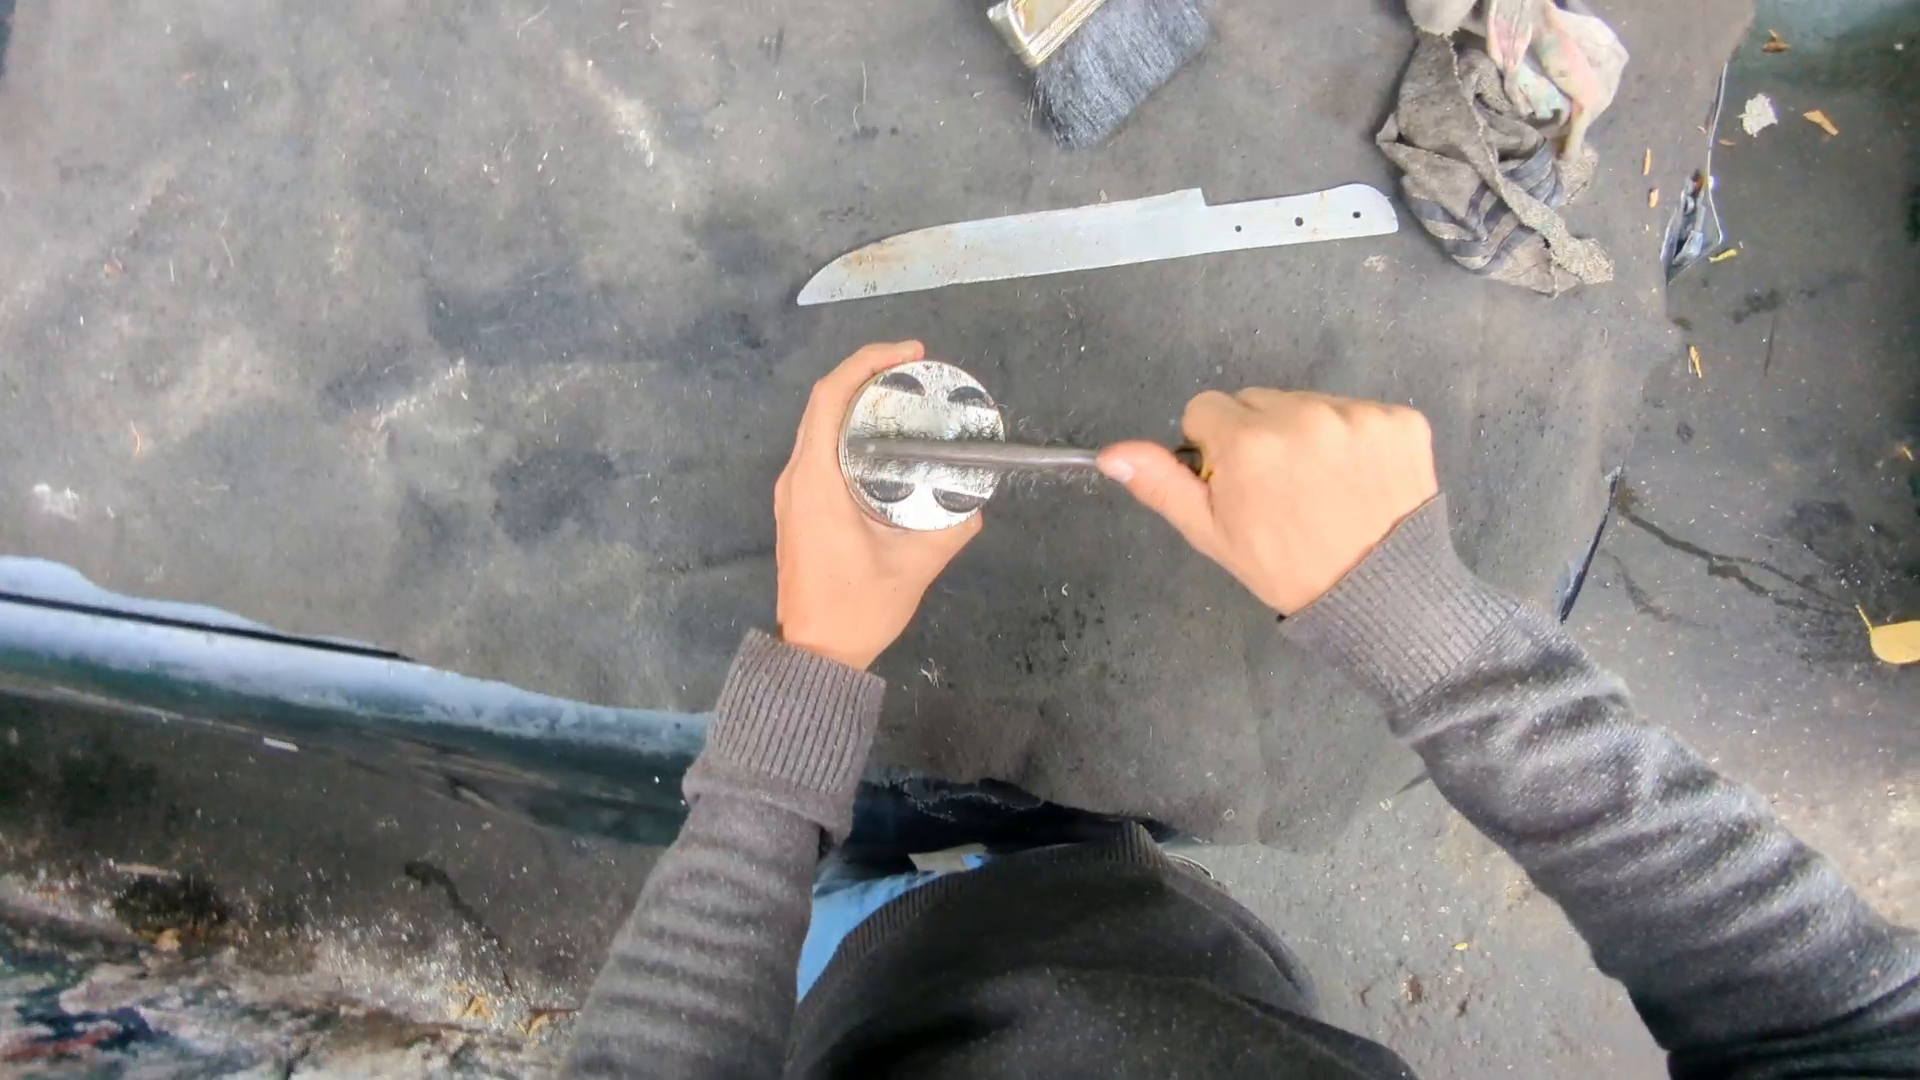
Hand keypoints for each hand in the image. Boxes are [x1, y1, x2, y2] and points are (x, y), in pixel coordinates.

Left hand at [775, 341, 983, 669]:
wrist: (814, 654)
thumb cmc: (857, 610)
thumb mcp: (914, 567)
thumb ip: (951, 530)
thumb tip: (976, 504)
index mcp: (816, 482)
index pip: (829, 400)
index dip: (866, 364)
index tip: (907, 355)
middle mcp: (797, 478)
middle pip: (823, 405)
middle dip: (866, 377)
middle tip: (914, 373)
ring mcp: (793, 493)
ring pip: (819, 426)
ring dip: (857, 404)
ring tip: (904, 397)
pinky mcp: (798, 507)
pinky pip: (820, 451)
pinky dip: (850, 433)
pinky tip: (886, 442)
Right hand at [1097, 389, 1438, 614]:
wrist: (1379, 595)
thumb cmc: (1281, 566)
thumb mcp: (1209, 532)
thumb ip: (1160, 484)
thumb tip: (1111, 453)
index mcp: (1248, 441)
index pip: (1205, 408)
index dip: (1211, 445)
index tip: (1233, 480)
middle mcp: (1303, 414)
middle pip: (1254, 401)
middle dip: (1253, 434)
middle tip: (1274, 486)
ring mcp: (1357, 415)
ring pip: (1304, 403)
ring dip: (1301, 432)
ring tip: (1317, 484)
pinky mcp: (1402, 419)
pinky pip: (1355, 411)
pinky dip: (1350, 437)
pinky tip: (1355, 478)